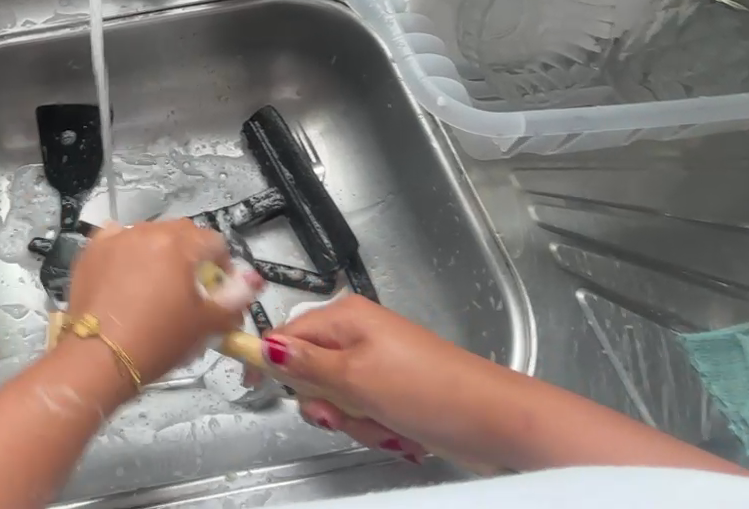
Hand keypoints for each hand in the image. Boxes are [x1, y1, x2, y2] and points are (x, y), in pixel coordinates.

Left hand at [62, 220, 261, 387]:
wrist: (98, 357)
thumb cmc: (158, 341)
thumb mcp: (205, 325)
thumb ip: (234, 299)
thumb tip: (251, 281)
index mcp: (180, 245)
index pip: (214, 241)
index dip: (224, 263)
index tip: (221, 288)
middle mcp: (148, 231)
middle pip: (181, 232)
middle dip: (192, 254)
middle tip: (191, 287)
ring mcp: (117, 238)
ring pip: (148, 234)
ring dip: (160, 251)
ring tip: (157, 284)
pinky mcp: (91, 250)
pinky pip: (116, 240)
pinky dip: (126, 250)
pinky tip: (126, 273)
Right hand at [260, 295, 488, 464]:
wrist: (495, 420)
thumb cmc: (422, 390)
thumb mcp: (356, 379)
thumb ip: (307, 364)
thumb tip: (264, 344)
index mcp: (344, 317)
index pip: (287, 332)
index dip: (269, 359)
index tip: (254, 388)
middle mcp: (357, 333)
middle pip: (310, 368)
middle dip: (325, 401)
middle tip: (343, 415)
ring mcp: (377, 361)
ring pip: (337, 396)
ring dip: (354, 420)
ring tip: (383, 426)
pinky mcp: (394, 388)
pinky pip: (364, 408)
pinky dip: (375, 425)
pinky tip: (398, 432)